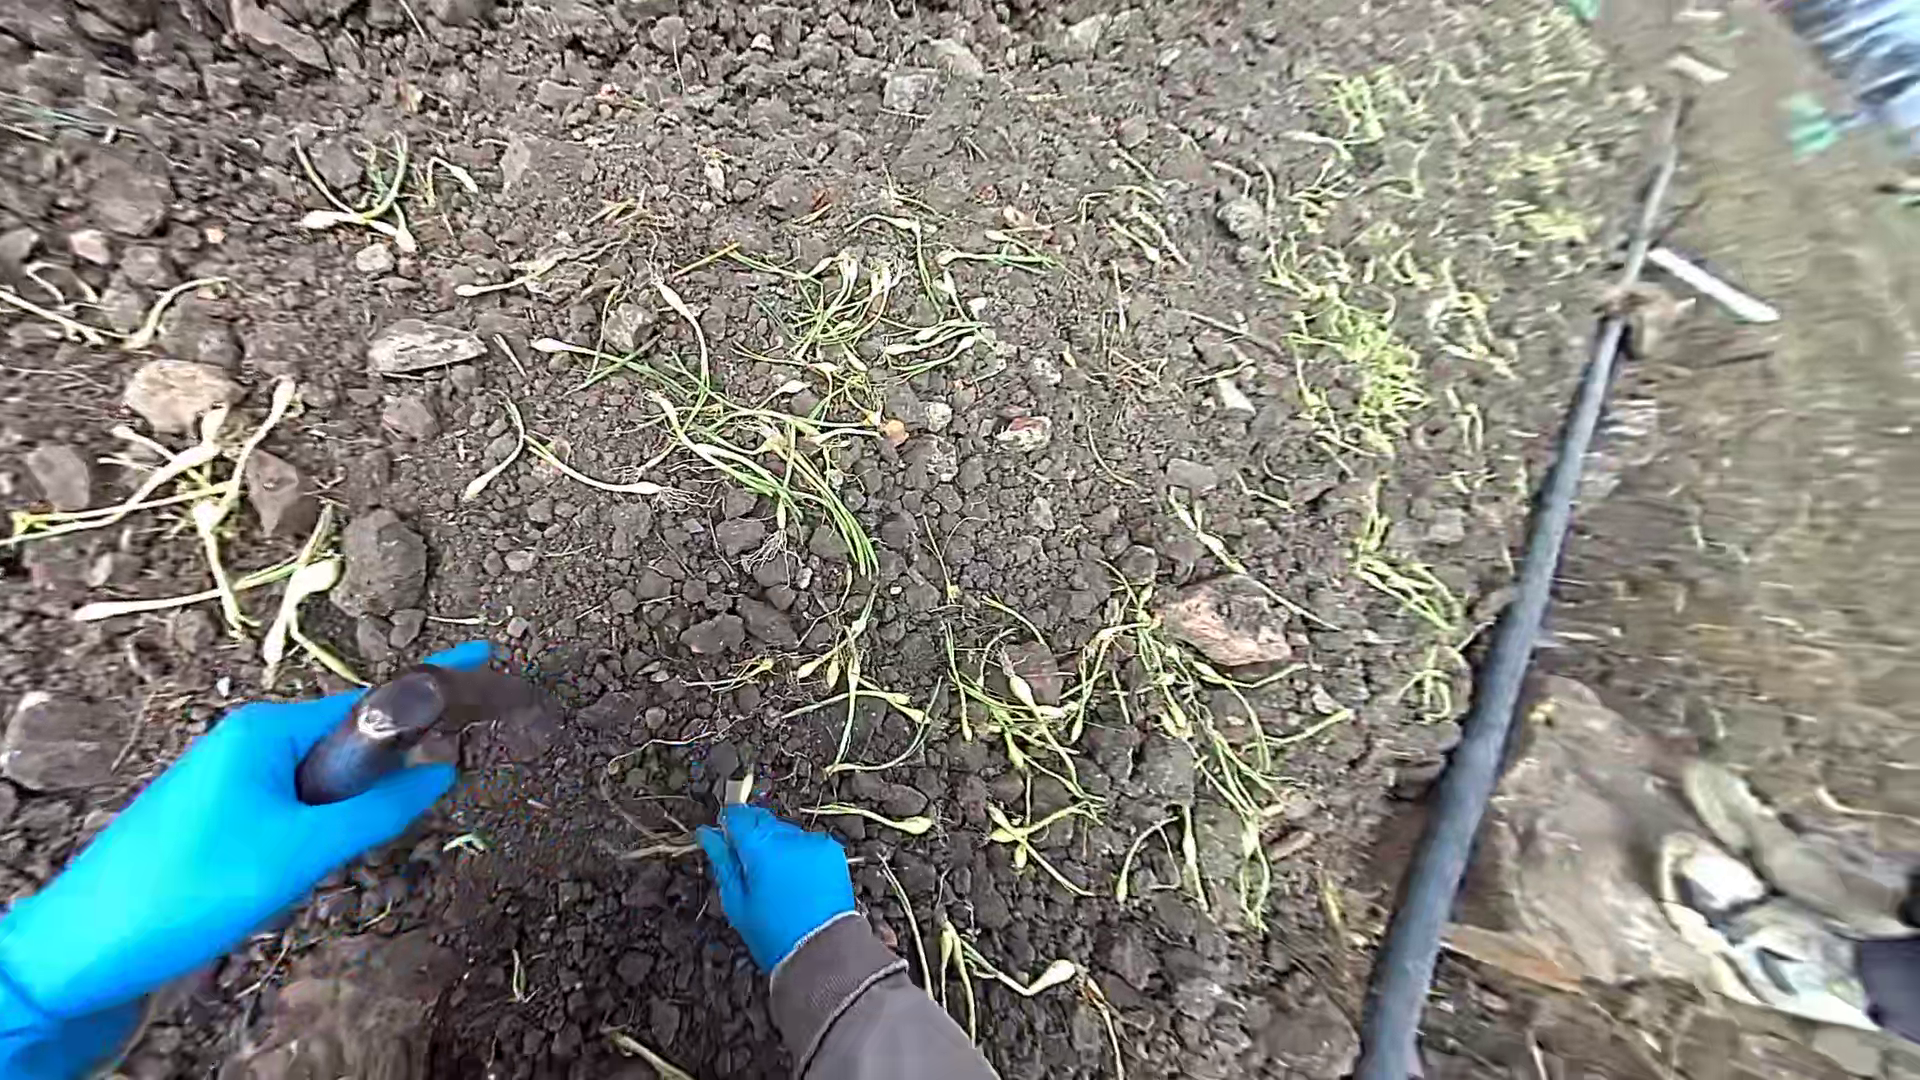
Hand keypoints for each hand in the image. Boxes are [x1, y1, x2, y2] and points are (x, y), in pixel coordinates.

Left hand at [0, 641, 490, 1019]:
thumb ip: (384, 808)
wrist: (60, 968)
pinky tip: (320, 851)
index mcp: (267, 730)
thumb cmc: (188, 890)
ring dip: (354, 799)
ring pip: (331, 770)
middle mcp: (251, 740)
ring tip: (348, 843)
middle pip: (356, 735)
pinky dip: (329, 814)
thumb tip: (446, 774)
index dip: (435, 682)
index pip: (374, 697)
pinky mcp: (224, 808)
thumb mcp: (304, 850)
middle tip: (426, 787)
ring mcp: (234, 774)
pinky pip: (304, 793)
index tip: (486, 655)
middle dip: (392, 762)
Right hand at [697, 804, 855, 971]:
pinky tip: (796, 880)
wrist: (821, 949)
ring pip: (786, 832)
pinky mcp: (831, 849)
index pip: (740, 818)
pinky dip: (799, 854)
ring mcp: (814, 841)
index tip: (723, 831)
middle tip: (749, 867)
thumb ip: (723, 862)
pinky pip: (807, 843)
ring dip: (777, 846)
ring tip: (776, 881)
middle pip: (764, 823)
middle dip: (754, 838)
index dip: (729, 822)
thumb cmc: (774, 934)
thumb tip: (708, 835)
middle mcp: (790, 838)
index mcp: (762, 849)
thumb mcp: (737, 903)